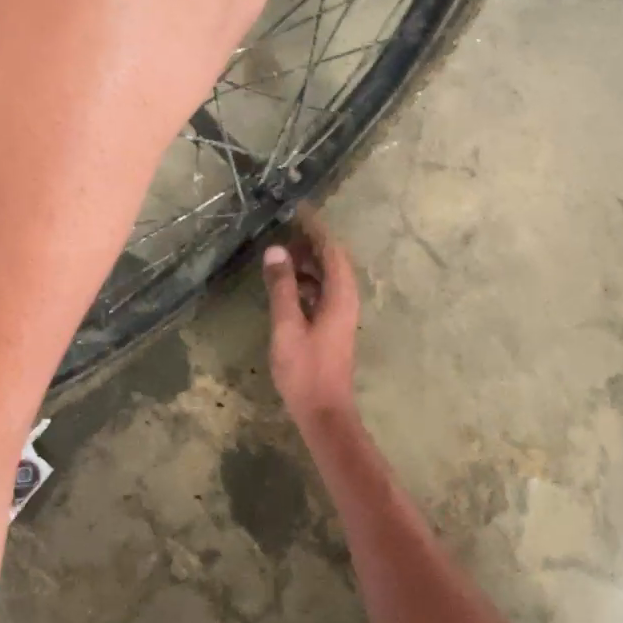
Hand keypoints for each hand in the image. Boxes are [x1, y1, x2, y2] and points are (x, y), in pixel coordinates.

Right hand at [263, 208, 360, 427]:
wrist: (325, 412)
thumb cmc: (305, 370)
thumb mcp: (287, 326)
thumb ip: (281, 287)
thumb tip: (276, 251)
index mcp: (340, 294)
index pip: (332, 249)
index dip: (315, 228)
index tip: (297, 210)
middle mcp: (346, 298)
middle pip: (333, 259)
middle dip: (311, 241)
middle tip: (284, 228)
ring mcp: (341, 312)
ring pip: (328, 275)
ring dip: (308, 261)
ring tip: (281, 253)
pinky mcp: (333, 325)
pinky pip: (323, 290)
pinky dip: (307, 280)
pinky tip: (286, 285)